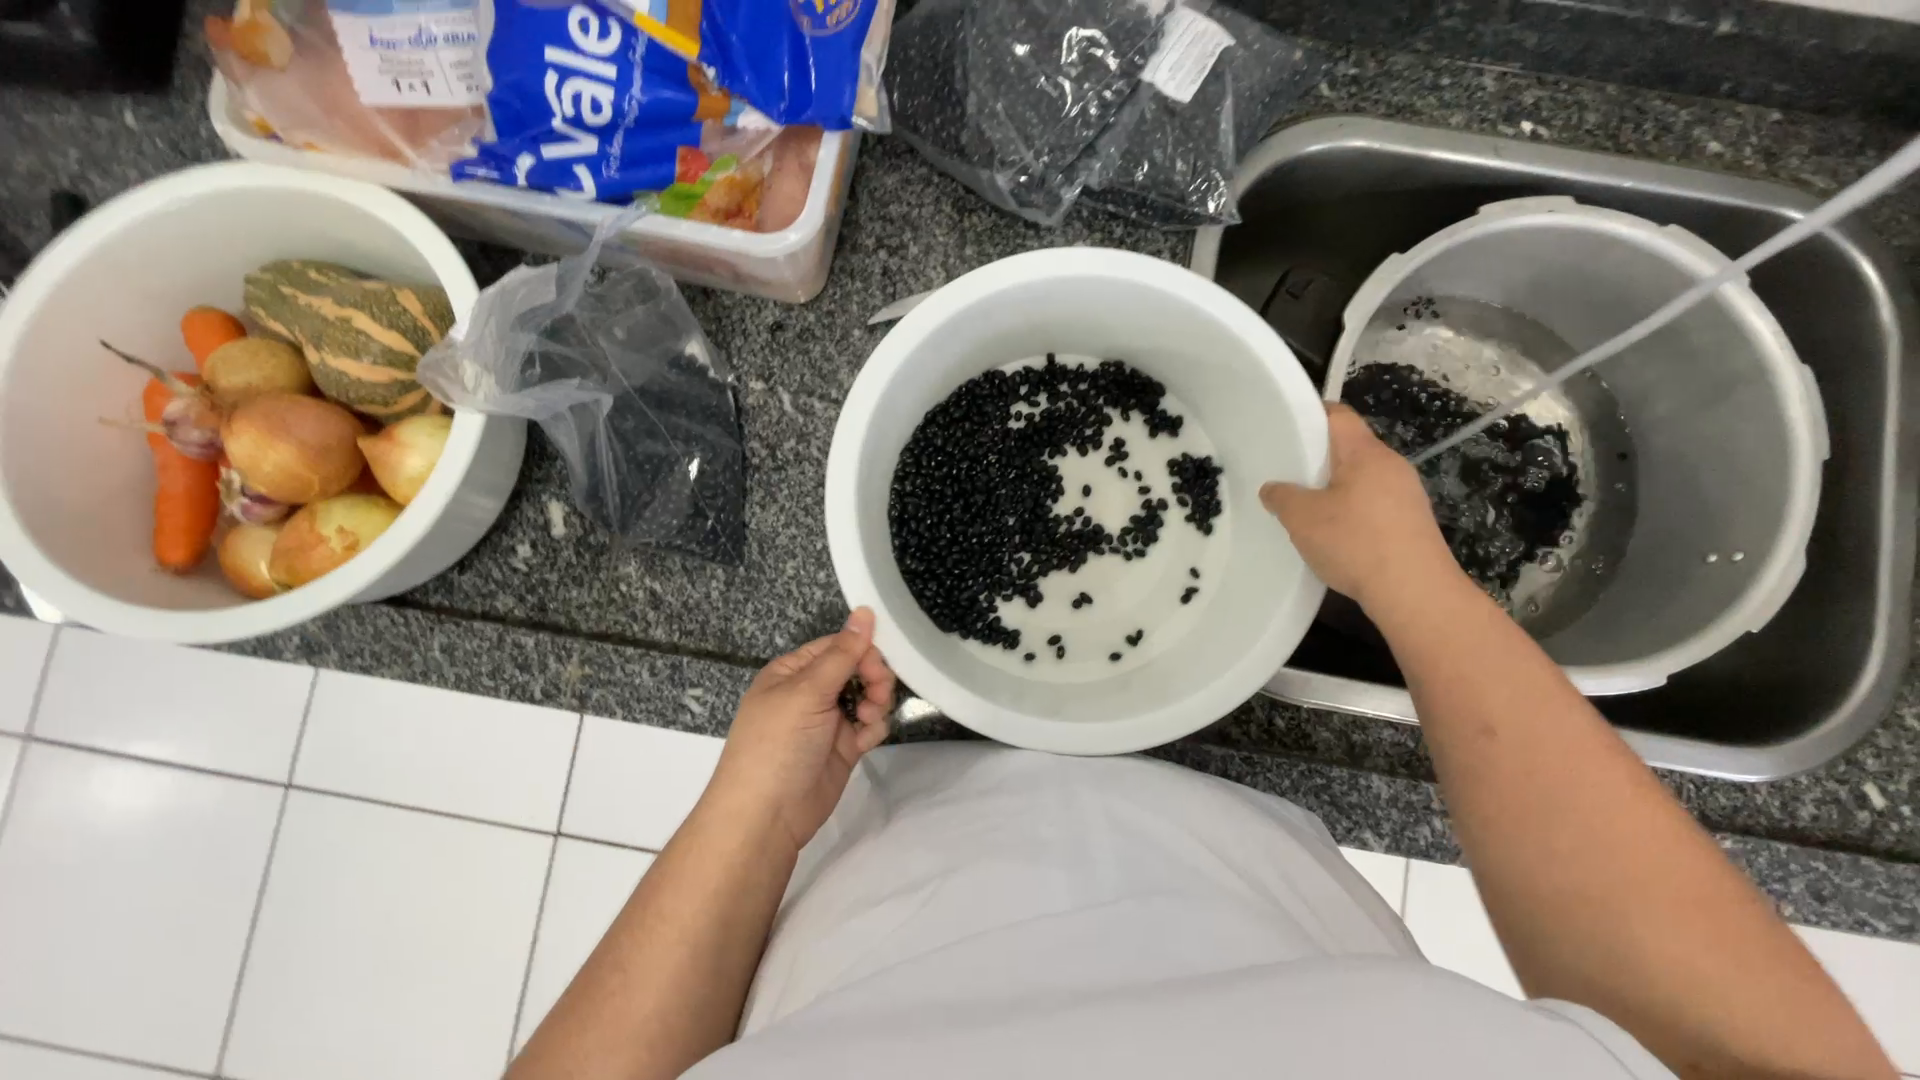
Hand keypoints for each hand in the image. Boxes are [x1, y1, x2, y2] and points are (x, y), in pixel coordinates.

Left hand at [705, 608, 895, 855]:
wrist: (767, 816)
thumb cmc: (777, 744)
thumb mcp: (807, 692)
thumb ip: (842, 653)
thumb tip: (864, 610)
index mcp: (793, 672)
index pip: (837, 646)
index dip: (862, 650)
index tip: (877, 666)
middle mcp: (810, 692)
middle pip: (857, 669)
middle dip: (873, 678)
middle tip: (876, 694)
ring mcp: (827, 722)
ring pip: (867, 696)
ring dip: (875, 702)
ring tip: (867, 718)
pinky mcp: (843, 748)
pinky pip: (869, 725)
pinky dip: (874, 728)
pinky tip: (866, 739)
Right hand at [1260, 403, 1461, 614]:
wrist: (1414, 592)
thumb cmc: (1355, 542)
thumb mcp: (1302, 518)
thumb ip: (1281, 497)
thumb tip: (1273, 489)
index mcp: (1366, 453)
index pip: (1338, 416)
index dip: (1311, 415)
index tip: (1284, 428)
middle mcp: (1392, 466)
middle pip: (1350, 449)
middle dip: (1318, 460)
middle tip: (1287, 475)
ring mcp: (1407, 495)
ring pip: (1362, 480)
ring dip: (1335, 490)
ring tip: (1306, 510)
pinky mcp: (1412, 523)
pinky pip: (1374, 505)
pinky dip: (1352, 513)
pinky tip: (1335, 536)